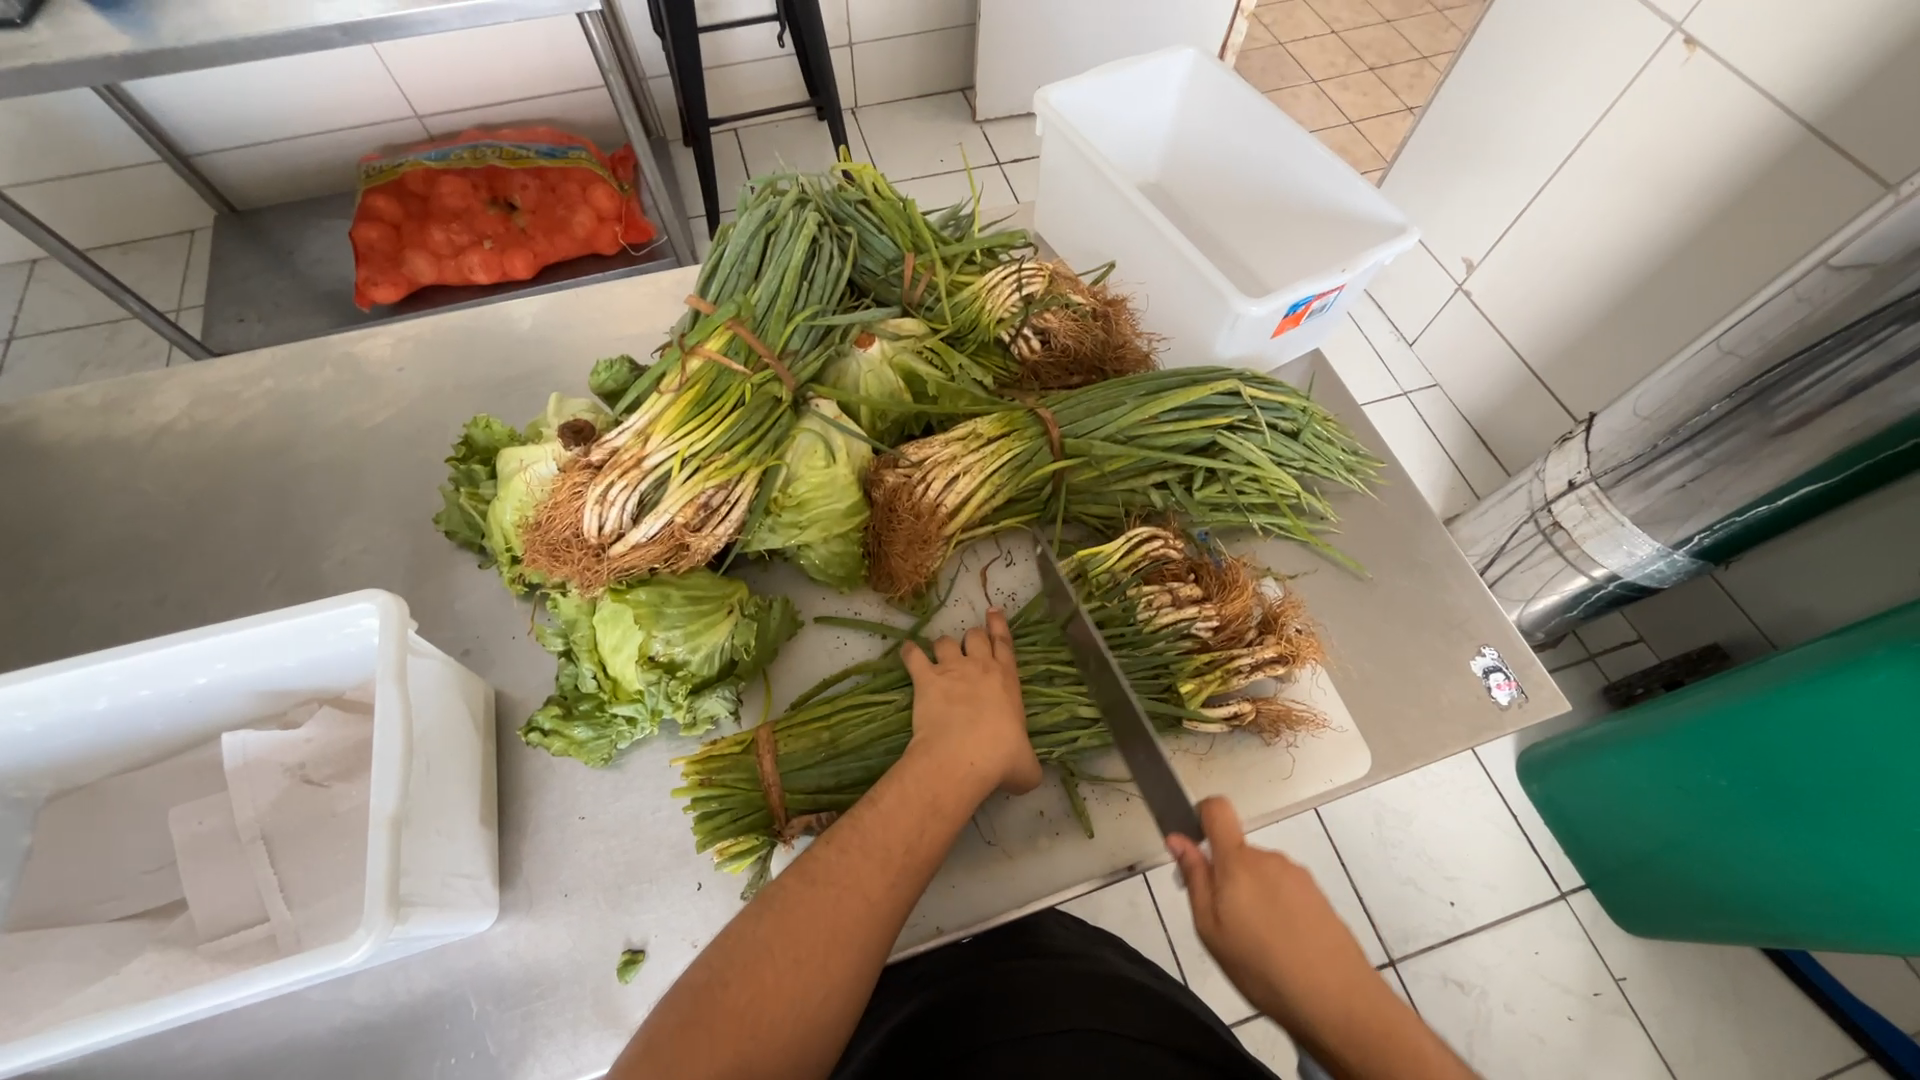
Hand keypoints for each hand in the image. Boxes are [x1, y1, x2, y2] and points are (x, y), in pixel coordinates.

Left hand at [900, 609, 1041, 798]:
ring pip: (945, 642)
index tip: (993, 611)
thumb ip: (1028, 763)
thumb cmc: (1001, 758)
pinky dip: (909, 653)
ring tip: (937, 656)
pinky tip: (906, 653)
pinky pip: (914, 656)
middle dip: (971, 637)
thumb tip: (1028, 775)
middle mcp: (981, 667)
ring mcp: (952, 670)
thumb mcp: (1027, 766)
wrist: (964, 756)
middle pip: (974, 636)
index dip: (999, 625)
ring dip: (942, 646)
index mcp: (1008, 679)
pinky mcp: (926, 679)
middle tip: (967, 646)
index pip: (1005, 643)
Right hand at [1167, 797, 1381, 1027]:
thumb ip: (1195, 879)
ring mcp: (1297, 876)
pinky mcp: (1318, 896)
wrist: (1338, 1000)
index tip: (1196, 848)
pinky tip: (1282, 947)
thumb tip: (1177, 839)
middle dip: (1226, 878)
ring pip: (1260, 875)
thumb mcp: (1211, 929)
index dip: (1202, 817)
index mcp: (1238, 861)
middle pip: (1237, 852)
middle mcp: (1269, 858)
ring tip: (1258, 944)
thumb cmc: (1261, 966)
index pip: (1217, 810)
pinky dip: (1276, 910)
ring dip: (1252, 897)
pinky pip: (1284, 891)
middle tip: (1226, 924)